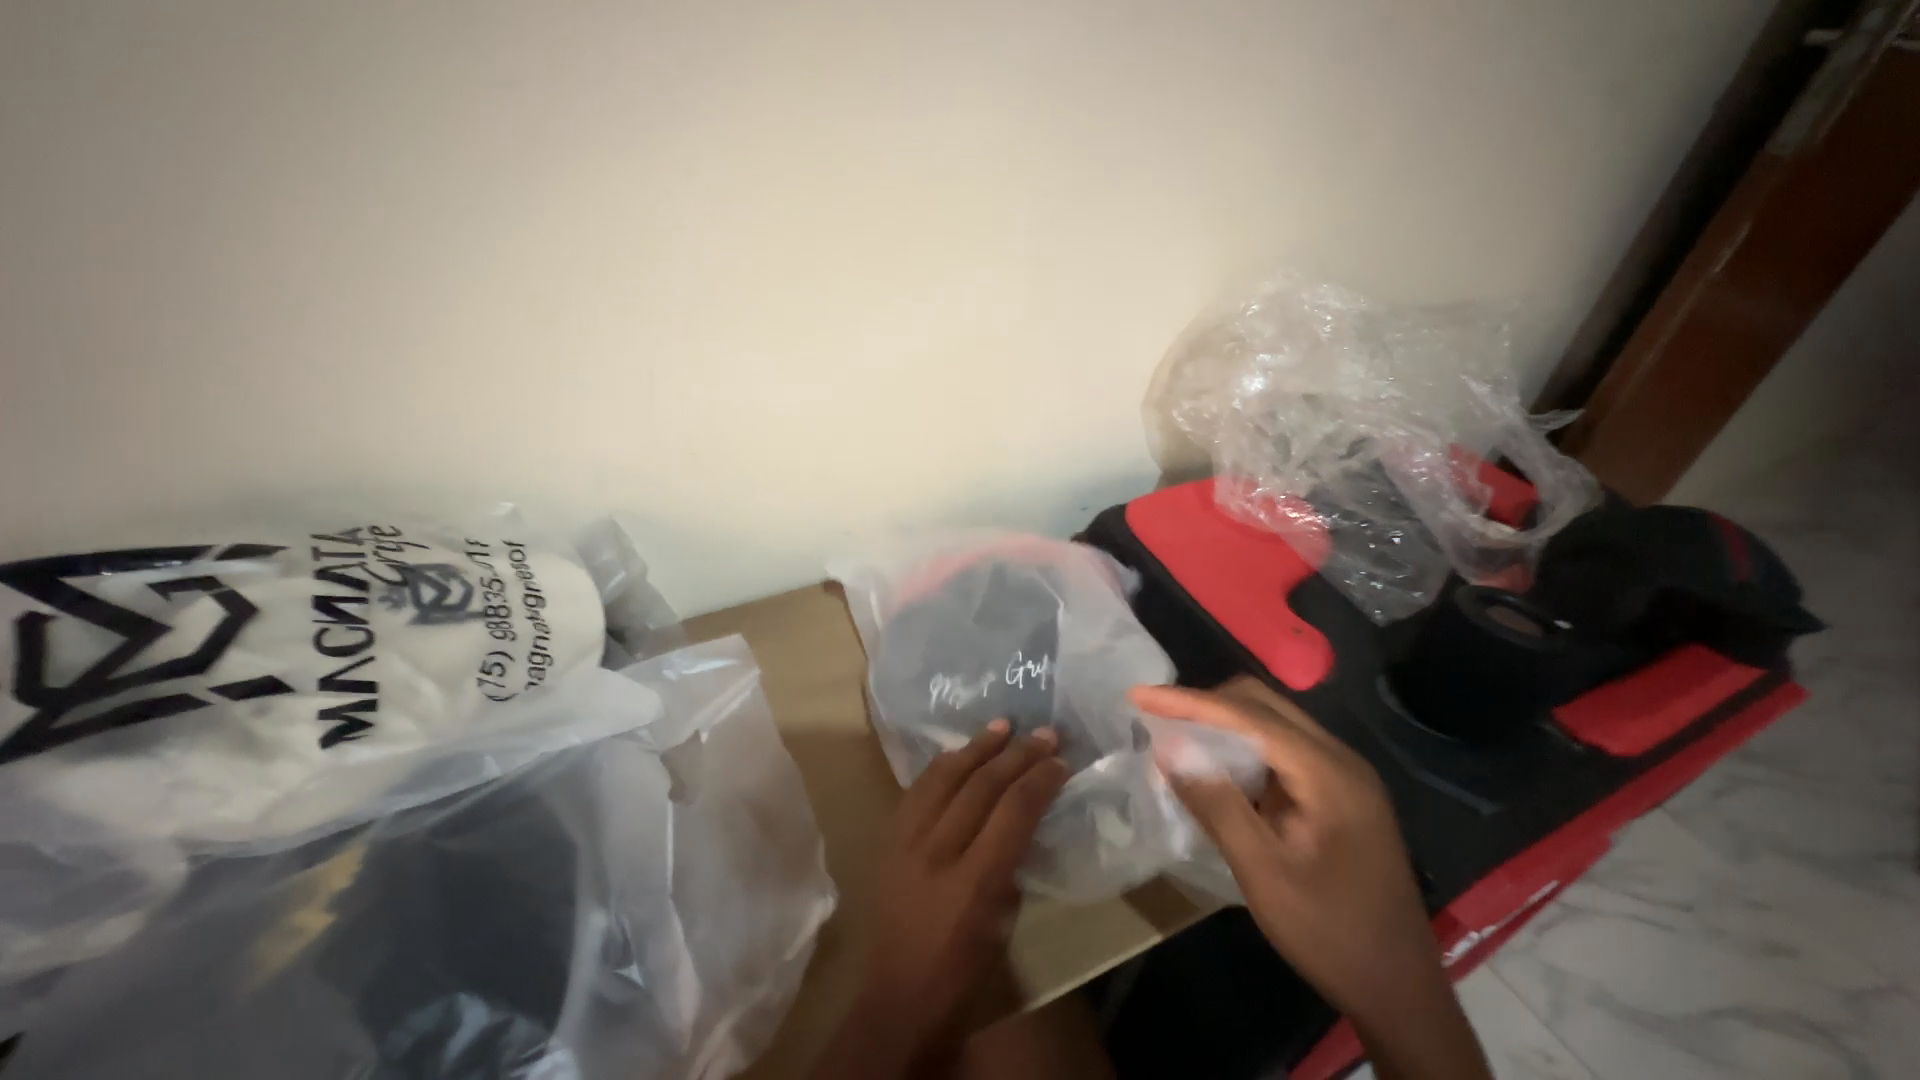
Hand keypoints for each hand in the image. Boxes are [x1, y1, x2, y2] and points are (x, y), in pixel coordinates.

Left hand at [820, 720, 1067, 1078]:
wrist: (899, 996)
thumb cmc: (964, 971)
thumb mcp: (1004, 921)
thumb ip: (1011, 864)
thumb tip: (1021, 820)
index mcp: (974, 881)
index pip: (1013, 811)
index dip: (1040, 780)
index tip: (1061, 762)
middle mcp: (937, 851)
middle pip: (981, 786)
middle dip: (1016, 755)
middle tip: (1044, 734)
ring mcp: (905, 842)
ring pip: (944, 777)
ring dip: (976, 748)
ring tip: (1003, 726)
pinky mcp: (887, 839)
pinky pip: (917, 789)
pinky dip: (943, 766)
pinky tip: (960, 753)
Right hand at [1132, 679, 1489, 1079]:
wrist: (1399, 989)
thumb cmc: (1330, 934)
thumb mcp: (1263, 872)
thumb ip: (1216, 804)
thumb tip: (1167, 748)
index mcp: (1330, 773)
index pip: (1249, 716)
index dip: (1189, 702)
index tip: (1137, 696)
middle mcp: (1340, 761)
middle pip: (1263, 706)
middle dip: (1204, 705)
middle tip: (1152, 720)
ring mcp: (1342, 778)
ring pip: (1271, 726)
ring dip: (1221, 727)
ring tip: (1172, 743)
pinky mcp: (1336, 797)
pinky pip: (1281, 754)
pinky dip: (1241, 753)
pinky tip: (1212, 773)